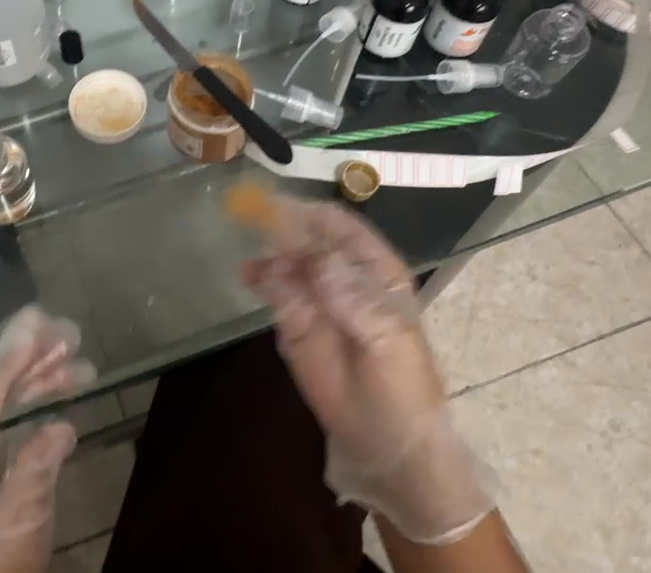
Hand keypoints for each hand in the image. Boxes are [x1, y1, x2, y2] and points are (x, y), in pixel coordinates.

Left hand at [0, 307, 95, 572]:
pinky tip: (63, 395)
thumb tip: (61, 425)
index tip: (35, 323)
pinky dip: (33, 408)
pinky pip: (3, 426)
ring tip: (78, 356)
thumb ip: (38, 464)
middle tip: (66, 330)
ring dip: (37, 380)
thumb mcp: (22, 519)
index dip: (9, 358)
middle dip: (28, 360)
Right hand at [242, 197, 493, 545]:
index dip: (311, 213)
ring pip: (286, 261)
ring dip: (267, 253)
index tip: (279, 204)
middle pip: (307, 238)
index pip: (341, 227)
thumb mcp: (387, 342)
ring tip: (252, 259)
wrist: (386, 445)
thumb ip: (354, 299)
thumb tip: (320, 258)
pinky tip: (247, 276)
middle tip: (251, 219)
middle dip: (281, 226)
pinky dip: (260, 279)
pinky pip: (275, 291)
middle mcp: (342, 275)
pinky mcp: (294, 322)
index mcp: (375, 271)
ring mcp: (316, 297)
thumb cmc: (403, 390)